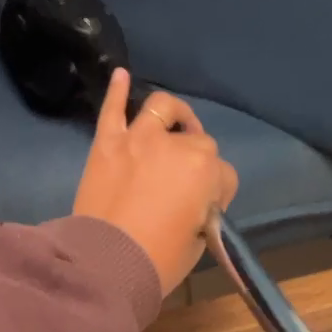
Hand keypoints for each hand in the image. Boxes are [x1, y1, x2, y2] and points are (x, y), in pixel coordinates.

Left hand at [71, 68, 239, 298]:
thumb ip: (203, 206)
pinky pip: (112, 107)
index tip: (208, 206)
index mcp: (205, 170)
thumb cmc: (160, 257)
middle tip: (188, 175)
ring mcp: (137, 137)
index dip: (218, 190)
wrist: (107, 258)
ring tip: (173, 120)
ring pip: (160, 107)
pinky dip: (117, 88)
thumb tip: (196, 198)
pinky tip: (121, 73)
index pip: (224, 173)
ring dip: (172, 112)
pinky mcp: (107, 139)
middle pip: (198, 139)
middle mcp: (174, 144)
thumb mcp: (200, 237)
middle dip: (200, 156)